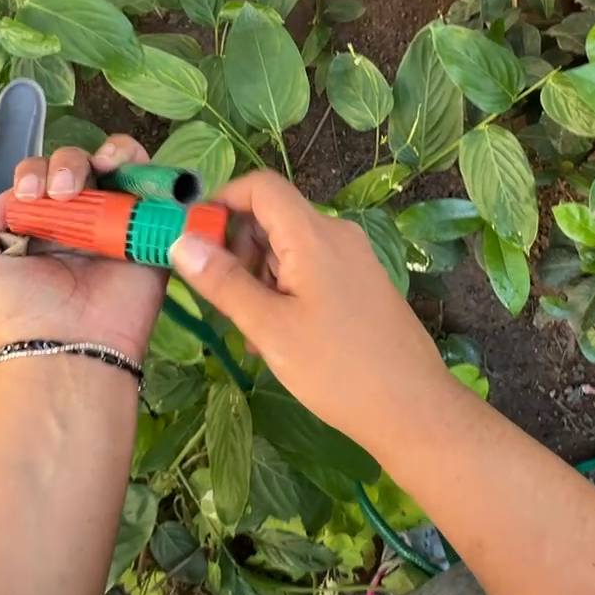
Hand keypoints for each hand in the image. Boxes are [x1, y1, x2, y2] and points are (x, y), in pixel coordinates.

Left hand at [0, 136, 165, 363]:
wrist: (66, 349)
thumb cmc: (15, 313)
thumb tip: (13, 197)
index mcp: (37, 227)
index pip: (38, 179)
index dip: (33, 175)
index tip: (31, 196)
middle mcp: (77, 220)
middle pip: (74, 166)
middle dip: (63, 166)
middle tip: (60, 192)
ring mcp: (114, 221)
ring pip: (113, 164)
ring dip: (100, 157)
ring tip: (93, 176)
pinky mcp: (146, 227)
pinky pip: (149, 183)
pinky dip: (137, 163)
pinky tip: (119, 169)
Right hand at [166, 172, 452, 443]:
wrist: (413, 407)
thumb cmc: (337, 368)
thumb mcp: (270, 327)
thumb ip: (224, 281)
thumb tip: (181, 241)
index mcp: (314, 234)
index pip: (261, 186)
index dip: (222, 201)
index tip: (194, 239)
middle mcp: (336, 233)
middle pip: (273, 215)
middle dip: (238, 247)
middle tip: (222, 297)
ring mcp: (353, 257)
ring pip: (289, 245)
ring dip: (259, 274)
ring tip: (250, 329)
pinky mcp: (360, 280)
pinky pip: (310, 266)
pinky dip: (284, 287)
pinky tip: (278, 333)